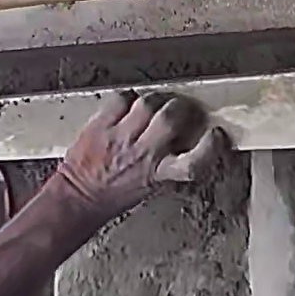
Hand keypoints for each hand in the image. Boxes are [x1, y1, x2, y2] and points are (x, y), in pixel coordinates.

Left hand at [51, 91, 225, 224]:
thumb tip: (189, 138)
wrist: (78, 198)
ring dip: (158, 99)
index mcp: (157, 175)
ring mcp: (119, 138)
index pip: (193, 163)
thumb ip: (170, 163)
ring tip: (159, 103)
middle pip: (171, 119)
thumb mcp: (152, 186)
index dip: (210, 146)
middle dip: (183, 108)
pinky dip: (130, 97)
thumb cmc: (115, 193)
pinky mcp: (100, 126)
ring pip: (148, 103)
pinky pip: (122, 99)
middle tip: (184, 108)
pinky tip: (131, 104)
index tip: (217, 134)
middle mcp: (140, 155)